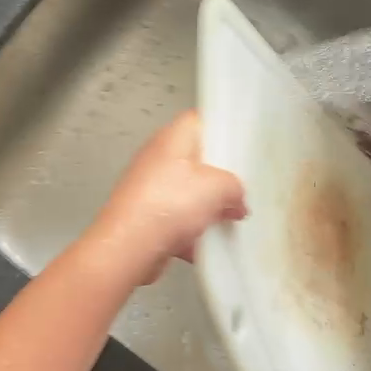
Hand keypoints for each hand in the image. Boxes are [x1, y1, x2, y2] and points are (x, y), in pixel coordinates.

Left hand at [84, 110, 246, 286]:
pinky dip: (191, 235)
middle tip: (238, 196)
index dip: (222, 136)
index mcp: (172, 138)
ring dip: (207, 211)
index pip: (200, 123)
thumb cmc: (171, 205)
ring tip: (227, 224)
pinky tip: (205, 247)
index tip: (240, 155)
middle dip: (219, 182)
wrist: (130, 246)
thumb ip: (235, 187)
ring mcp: (150, 190)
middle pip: (197, 163)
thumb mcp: (218, 187)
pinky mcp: (146, 219)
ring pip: (188, 195)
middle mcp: (158, 159)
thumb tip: (238, 200)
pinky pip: (177, 222)